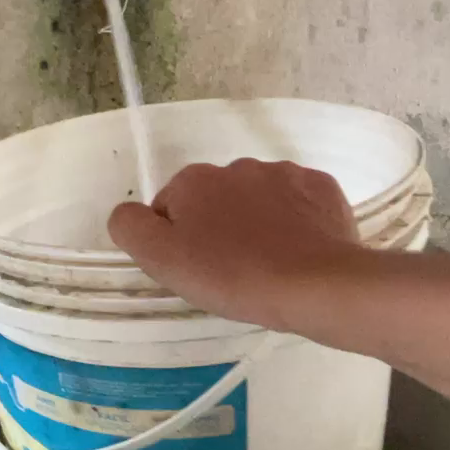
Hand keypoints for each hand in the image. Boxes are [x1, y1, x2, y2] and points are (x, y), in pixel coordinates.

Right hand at [107, 159, 362, 330]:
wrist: (314, 283)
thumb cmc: (231, 275)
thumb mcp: (162, 259)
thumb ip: (131, 227)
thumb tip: (129, 213)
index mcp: (193, 180)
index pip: (168, 209)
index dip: (176, 242)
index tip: (194, 270)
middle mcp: (236, 166)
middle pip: (213, 201)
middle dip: (216, 228)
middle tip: (228, 271)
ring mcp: (283, 173)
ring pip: (255, 200)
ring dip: (254, 224)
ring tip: (266, 264)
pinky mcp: (320, 188)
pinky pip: (296, 203)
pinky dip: (292, 222)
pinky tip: (295, 251)